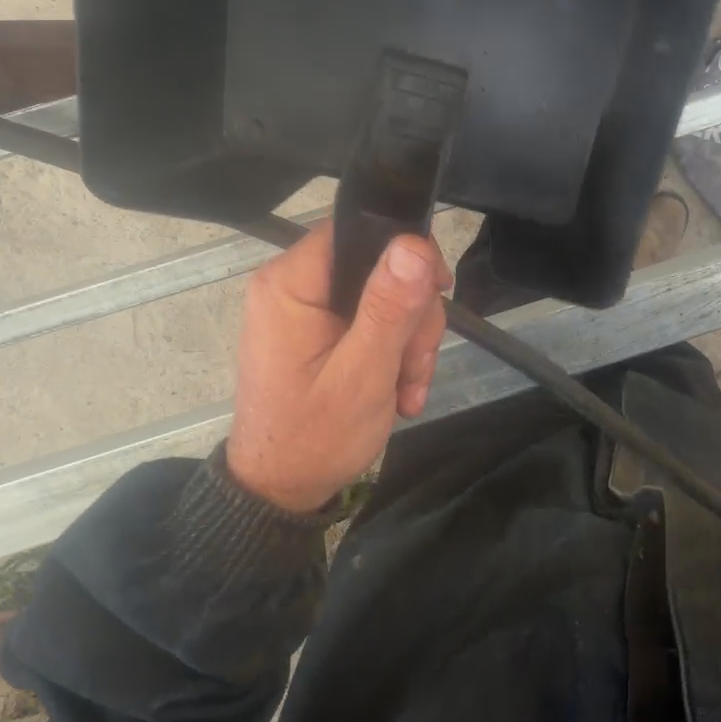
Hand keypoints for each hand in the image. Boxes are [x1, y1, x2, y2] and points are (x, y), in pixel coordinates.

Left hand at [226, 222, 451, 512]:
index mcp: (291, 284)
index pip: (361, 230)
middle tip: (414, 367)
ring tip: (406, 390)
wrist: (282, 490)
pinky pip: (375, 320)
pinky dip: (396, 353)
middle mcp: (295, 285)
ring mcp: (308, 309)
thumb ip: (389, 308)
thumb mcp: (363, 374)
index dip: (407, 253)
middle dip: (413, 317)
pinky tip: (399, 390)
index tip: (438, 293)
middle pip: (381, 267)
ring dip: (410, 343)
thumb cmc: (315, 436)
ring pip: (388, 296)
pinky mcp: (321, 330)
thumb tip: (415, 245)